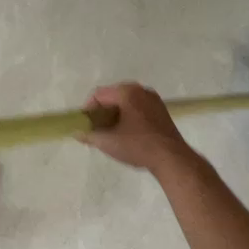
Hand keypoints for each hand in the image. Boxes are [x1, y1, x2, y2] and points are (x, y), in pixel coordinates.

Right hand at [80, 82, 200, 175]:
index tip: (85, 125)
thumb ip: (89, 135)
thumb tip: (77, 133)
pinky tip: (128, 133)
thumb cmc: (138, 146)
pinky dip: (128, 116)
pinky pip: (138, 107)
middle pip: (112, 96)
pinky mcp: (161, 110)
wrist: (172, 159)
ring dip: (115, 114)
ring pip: (126, 102)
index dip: (88, 109)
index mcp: (127, 92)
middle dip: (102, 112)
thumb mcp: (108, 142)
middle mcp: (140, 90)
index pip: (98, 94)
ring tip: (111, 132)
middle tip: (97, 129)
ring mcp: (153, 99)